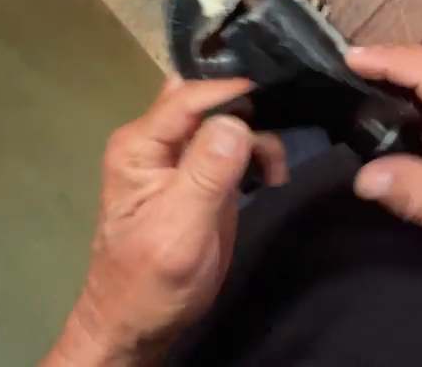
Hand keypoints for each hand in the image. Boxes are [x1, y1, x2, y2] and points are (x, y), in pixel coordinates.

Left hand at [47, 78, 286, 366]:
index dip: (230, 93)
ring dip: (258, 130)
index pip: (188, 96)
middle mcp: (158, 138)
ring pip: (226, 114)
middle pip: (207, 95)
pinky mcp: (202, 169)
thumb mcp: (179, 230)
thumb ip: (206, 173)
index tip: (273, 99)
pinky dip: (259, 149)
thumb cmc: (149, 283)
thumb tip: (235, 121)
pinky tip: (270, 175)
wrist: (138, 329)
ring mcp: (181, 153)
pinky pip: (235, 139)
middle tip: (282, 118)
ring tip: (274, 167)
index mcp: (140, 144)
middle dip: (246, 102)